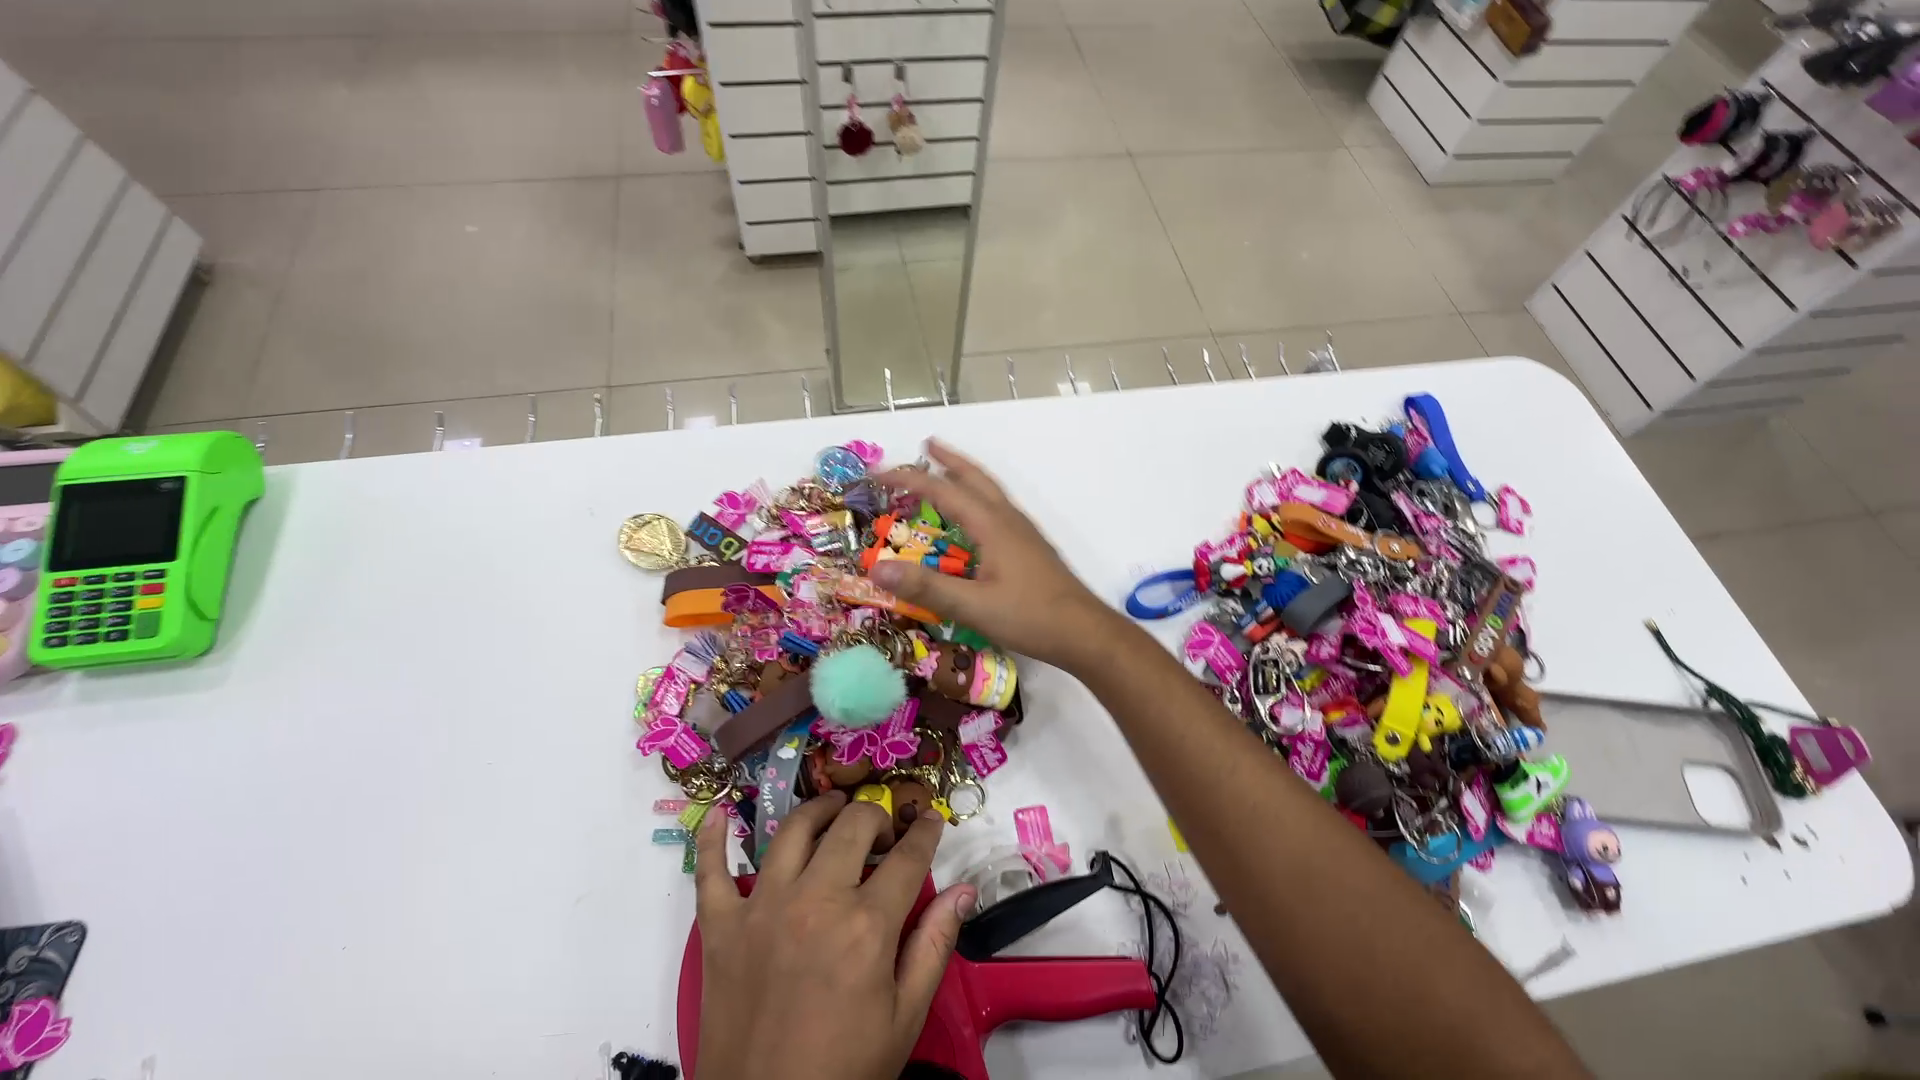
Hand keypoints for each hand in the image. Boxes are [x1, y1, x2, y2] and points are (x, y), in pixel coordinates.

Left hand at [693, 790, 977, 1079]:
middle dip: (876, 818)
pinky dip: (713, 839)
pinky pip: (710, 871)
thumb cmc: (845, 1068)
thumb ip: (934, 945)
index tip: (931, 819)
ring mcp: (761, 908)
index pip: (907, 858)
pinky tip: (722, 816)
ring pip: (792, 832)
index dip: (925, 833)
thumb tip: (965, 890)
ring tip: (833, 806)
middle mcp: (815, 900)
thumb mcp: (905, 1016)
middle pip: (852, 828)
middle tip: (883, 832)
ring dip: (819, 810)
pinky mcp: (720, 926)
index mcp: (866, 925)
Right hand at [872, 440, 1117, 670]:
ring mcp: (1024, 534)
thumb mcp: (973, 606)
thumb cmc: (1031, 618)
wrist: (1085, 633)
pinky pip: (998, 510)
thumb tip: (878, 568)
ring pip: (991, 492)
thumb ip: (926, 587)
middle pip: (976, 479)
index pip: (944, 491)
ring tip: (948, 471)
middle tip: (928, 445)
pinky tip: (977, 520)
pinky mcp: (1031, 549)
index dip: (909, 480)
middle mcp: (1009, 520)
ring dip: (967, 477)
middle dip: (949, 460)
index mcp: (993, 526)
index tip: (878, 474)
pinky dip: (979, 499)